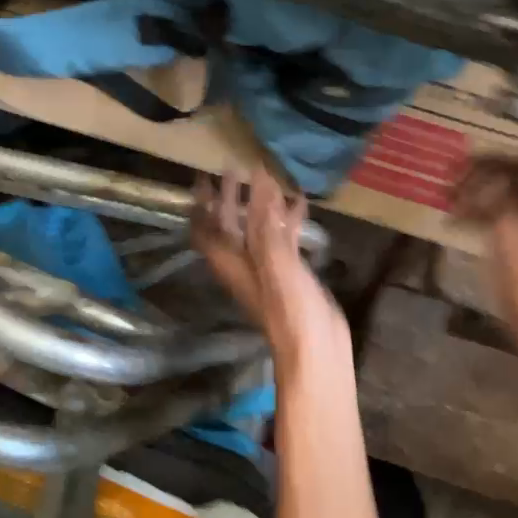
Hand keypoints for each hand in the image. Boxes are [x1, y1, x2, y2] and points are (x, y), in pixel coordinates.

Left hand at [190, 169, 349, 380]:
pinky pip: (283, 240)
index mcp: (230, 262)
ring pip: (255, 231)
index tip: (203, 175)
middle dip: (228, 197)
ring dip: (258, 206)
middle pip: (229, 226)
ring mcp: (267, 270)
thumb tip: (257, 177)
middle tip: (234, 167)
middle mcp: (243, 264)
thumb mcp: (274, 260)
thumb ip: (265, 220)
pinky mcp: (290, 275)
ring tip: (268, 177)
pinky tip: (300, 203)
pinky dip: (287, 220)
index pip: (204, 228)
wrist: (316, 350)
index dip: (200, 202)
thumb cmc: (289, 308)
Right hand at [451, 155, 517, 321]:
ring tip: (448, 200)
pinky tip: (456, 224)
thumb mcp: (505, 228)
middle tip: (451, 181)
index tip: (464, 161)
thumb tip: (480, 172)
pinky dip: (477, 217)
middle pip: (511, 181)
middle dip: (479, 177)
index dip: (494, 158)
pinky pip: (497, 221)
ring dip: (475, 196)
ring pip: (502, 201)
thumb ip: (494, 197)